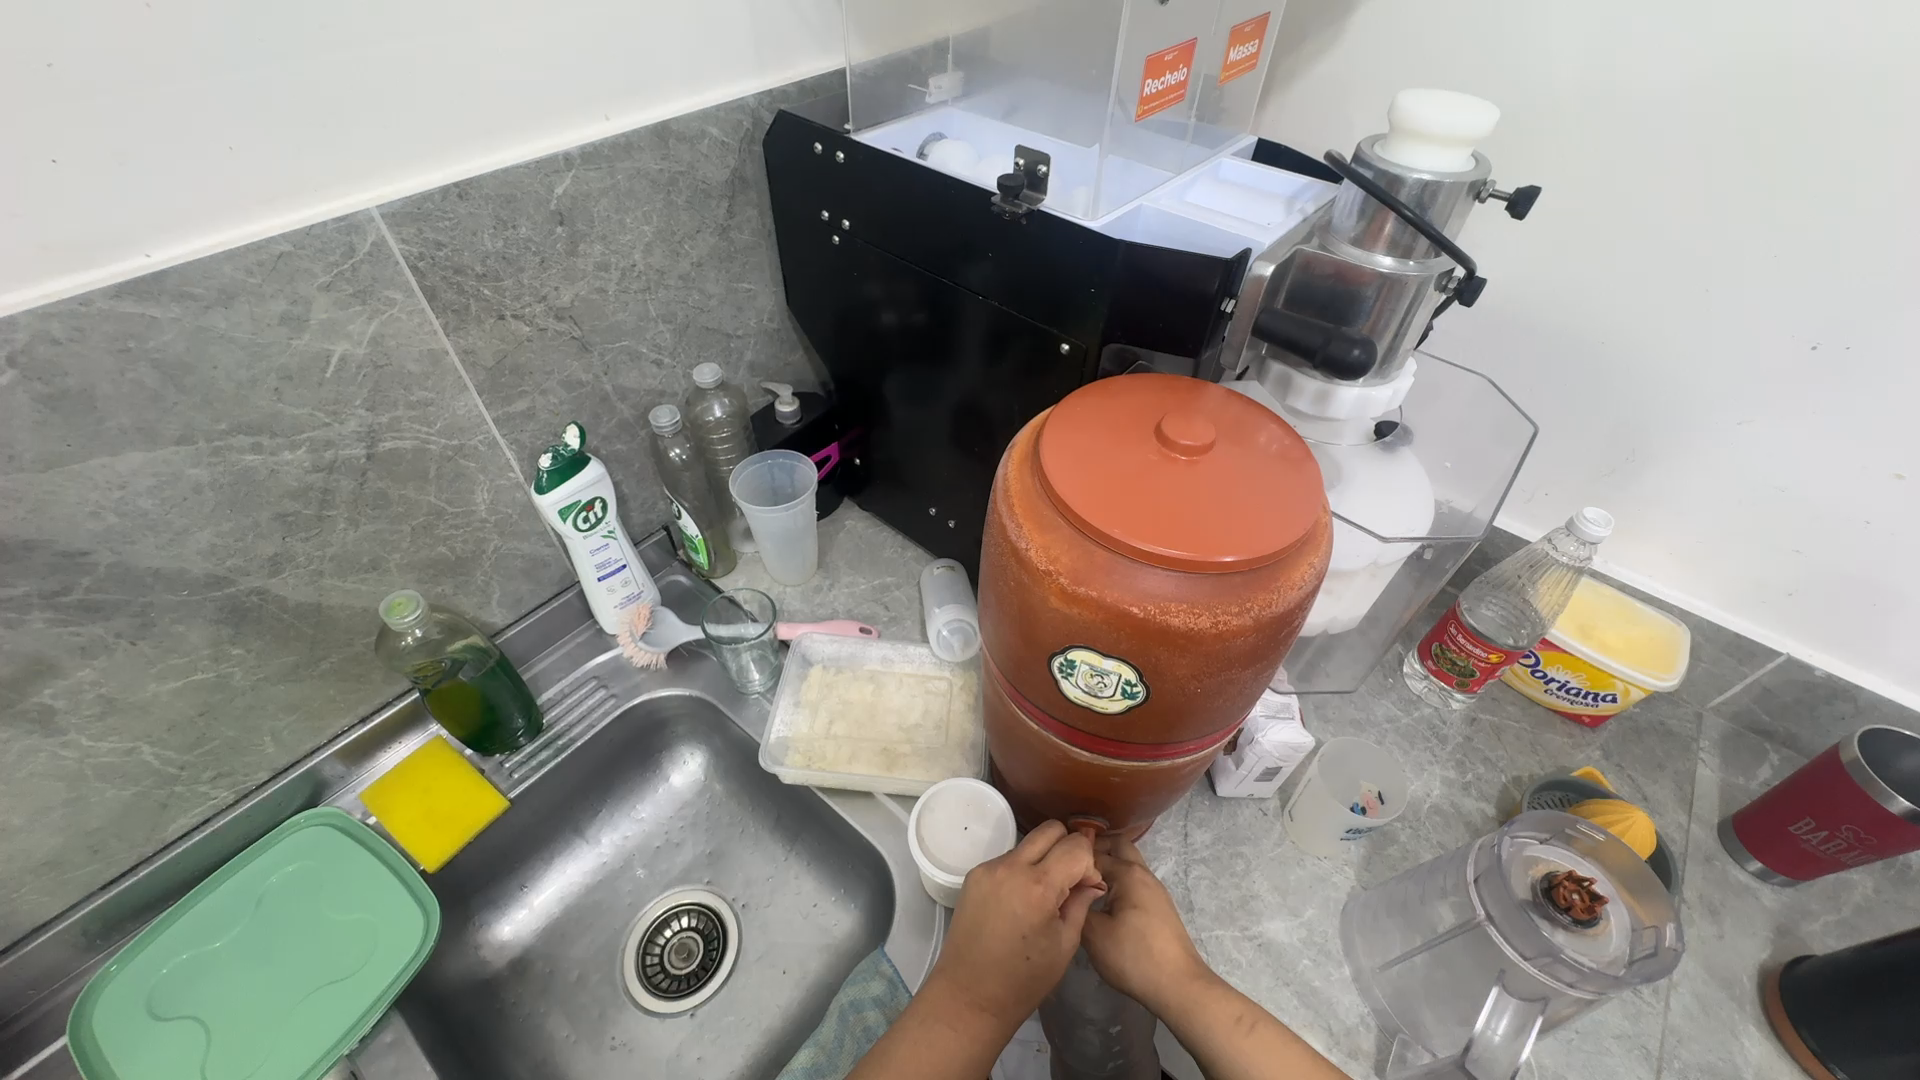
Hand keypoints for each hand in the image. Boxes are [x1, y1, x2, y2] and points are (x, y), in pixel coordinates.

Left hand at [921, 820, 1104, 1032]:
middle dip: (1068, 847)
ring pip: (1028, 842)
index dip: (1089, 863)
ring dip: (1043, 858)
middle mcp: (1011, 866)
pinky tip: (1021, 901)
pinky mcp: (975, 874)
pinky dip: (1022, 869)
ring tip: (1044, 895)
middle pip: (1051, 829)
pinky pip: (1008, 858)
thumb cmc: (1024, 980)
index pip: (1076, 846)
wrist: (969, 995)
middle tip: (1069, 880)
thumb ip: (1080, 903)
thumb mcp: (1065, 945)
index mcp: (1038, 886)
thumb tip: (1092, 880)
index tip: (1087, 886)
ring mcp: (989, 867)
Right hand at [1081, 835, 1213, 1012]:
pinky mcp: (1159, 907)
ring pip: (1129, 864)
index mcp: (1128, 874)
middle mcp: (1143, 874)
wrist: (1179, 986)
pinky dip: (1119, 882)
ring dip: (1109, 867)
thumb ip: (1078, 907)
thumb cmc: (1134, 956)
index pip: (1094, 853)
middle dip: (1096, 849)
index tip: (1055, 867)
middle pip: (1119, 846)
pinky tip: (1105, 902)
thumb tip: (1069, 894)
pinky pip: (1135, 882)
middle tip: (1073, 866)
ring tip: (1085, 884)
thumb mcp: (1095, 935)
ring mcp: (1155, 890)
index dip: (1074, 859)